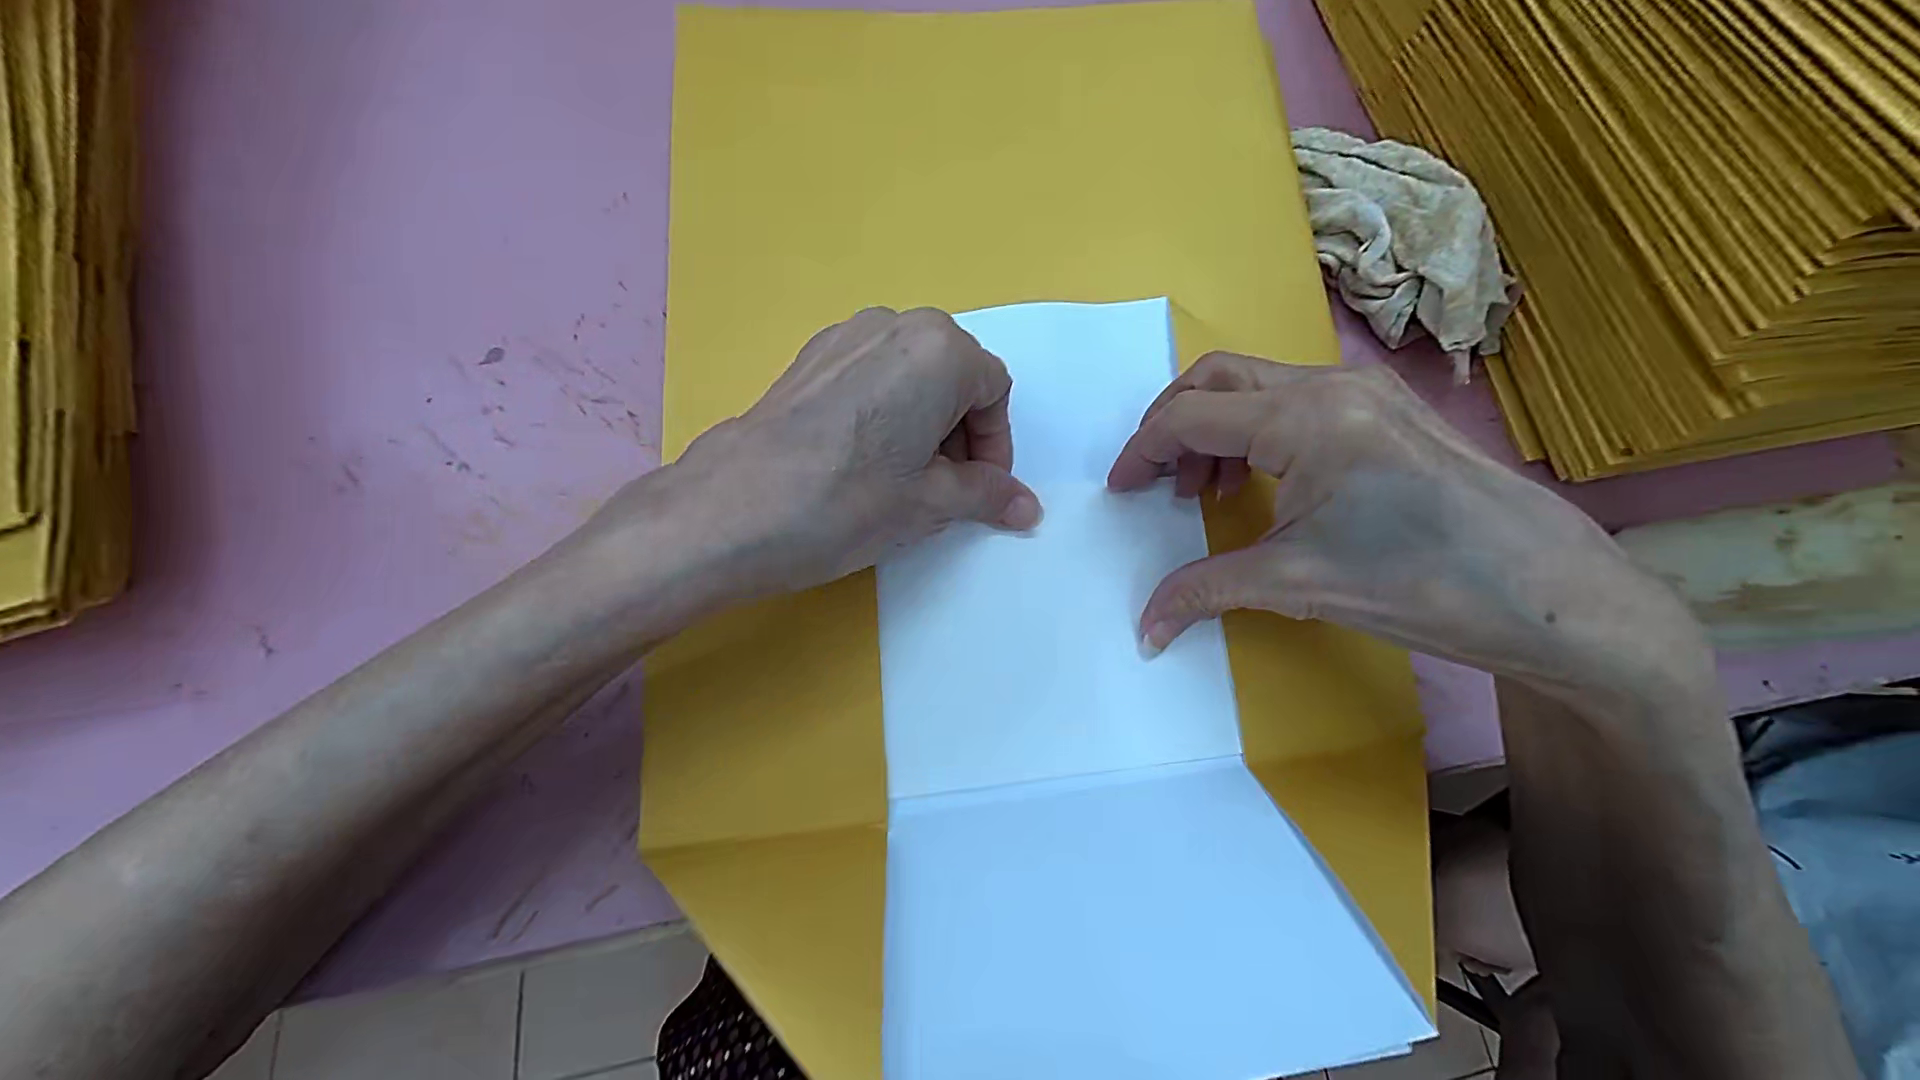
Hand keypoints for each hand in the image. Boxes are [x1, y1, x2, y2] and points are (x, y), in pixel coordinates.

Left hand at [593, 307, 1041, 603]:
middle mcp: (894, 323)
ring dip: (924, 423)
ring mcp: (843, 335)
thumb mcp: (931, 503)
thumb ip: (988, 495)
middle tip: (944, 487)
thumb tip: (1029, 508)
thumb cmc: (848, 503)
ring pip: (911, 376)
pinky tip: (861, 459)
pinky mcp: (808, 358)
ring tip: (902, 477)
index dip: (995, 447)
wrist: (732, 510)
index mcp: (938, 348)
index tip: (980, 491)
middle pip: (954, 377)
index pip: (994, 392)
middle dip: (961, 433)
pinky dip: (885, 412)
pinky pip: (870, 377)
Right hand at [1108, 353, 1708, 699]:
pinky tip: (1261, 484)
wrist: (1556, 596)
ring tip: (1207, 491)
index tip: (1121, 490)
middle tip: (1156, 480)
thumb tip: (1143, 630)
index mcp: (1303, 417)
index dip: (1143, 451)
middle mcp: (1330, 386)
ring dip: (1213, 429)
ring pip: (1255, 386)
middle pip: (1216, 377)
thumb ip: (1204, 591)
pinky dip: (1254, 434)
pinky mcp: (1384, 413)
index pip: (1190, 415)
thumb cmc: (1420, 582)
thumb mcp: (1295, 585)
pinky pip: (1292, 402)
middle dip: (1171, 425)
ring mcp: (1363, 393)